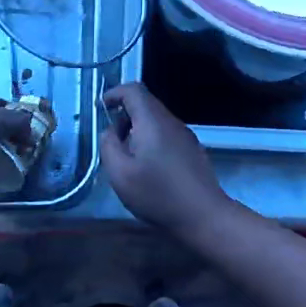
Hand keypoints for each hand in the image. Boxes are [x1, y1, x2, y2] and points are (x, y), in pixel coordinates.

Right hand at [99, 84, 233, 237]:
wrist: (204, 216)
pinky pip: (166, 134)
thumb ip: (108, 145)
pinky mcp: (192, 150)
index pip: (133, 90)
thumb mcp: (120, 173)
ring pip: (156, 120)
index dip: (114, 93)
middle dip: (124, 115)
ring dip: (137, 129)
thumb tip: (110, 131)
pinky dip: (150, 140)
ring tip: (127, 157)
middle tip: (112, 140)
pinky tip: (148, 167)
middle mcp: (171, 122)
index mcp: (153, 122)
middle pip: (145, 103)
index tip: (101, 108)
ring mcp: (185, 135)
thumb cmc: (158, 194)